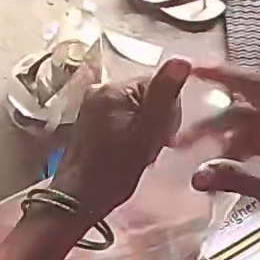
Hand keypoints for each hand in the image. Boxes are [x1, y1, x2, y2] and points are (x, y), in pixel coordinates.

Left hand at [49, 58, 191, 216]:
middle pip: (147, 97)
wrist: (78, 199)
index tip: (164, 137)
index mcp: (113, 89)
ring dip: (145, 131)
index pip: (158, 85)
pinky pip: (123, 120)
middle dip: (156, 122)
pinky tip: (129, 154)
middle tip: (151, 147)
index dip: (168, 112)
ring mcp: (92, 107)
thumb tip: (182, 60)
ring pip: (137, 111)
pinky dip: (132, 135)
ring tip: (140, 153)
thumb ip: (164, 95)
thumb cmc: (113, 170)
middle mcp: (99, 91)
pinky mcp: (90, 123)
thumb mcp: (146, 133)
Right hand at [183, 65, 259, 247]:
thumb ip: (237, 178)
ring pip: (245, 133)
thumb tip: (195, 177)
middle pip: (240, 112)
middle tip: (179, 139)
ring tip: (193, 161)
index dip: (221, 74)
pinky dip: (236, 159)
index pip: (250, 84)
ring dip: (220, 145)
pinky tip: (221, 175)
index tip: (193, 69)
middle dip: (209, 124)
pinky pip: (255, 150)